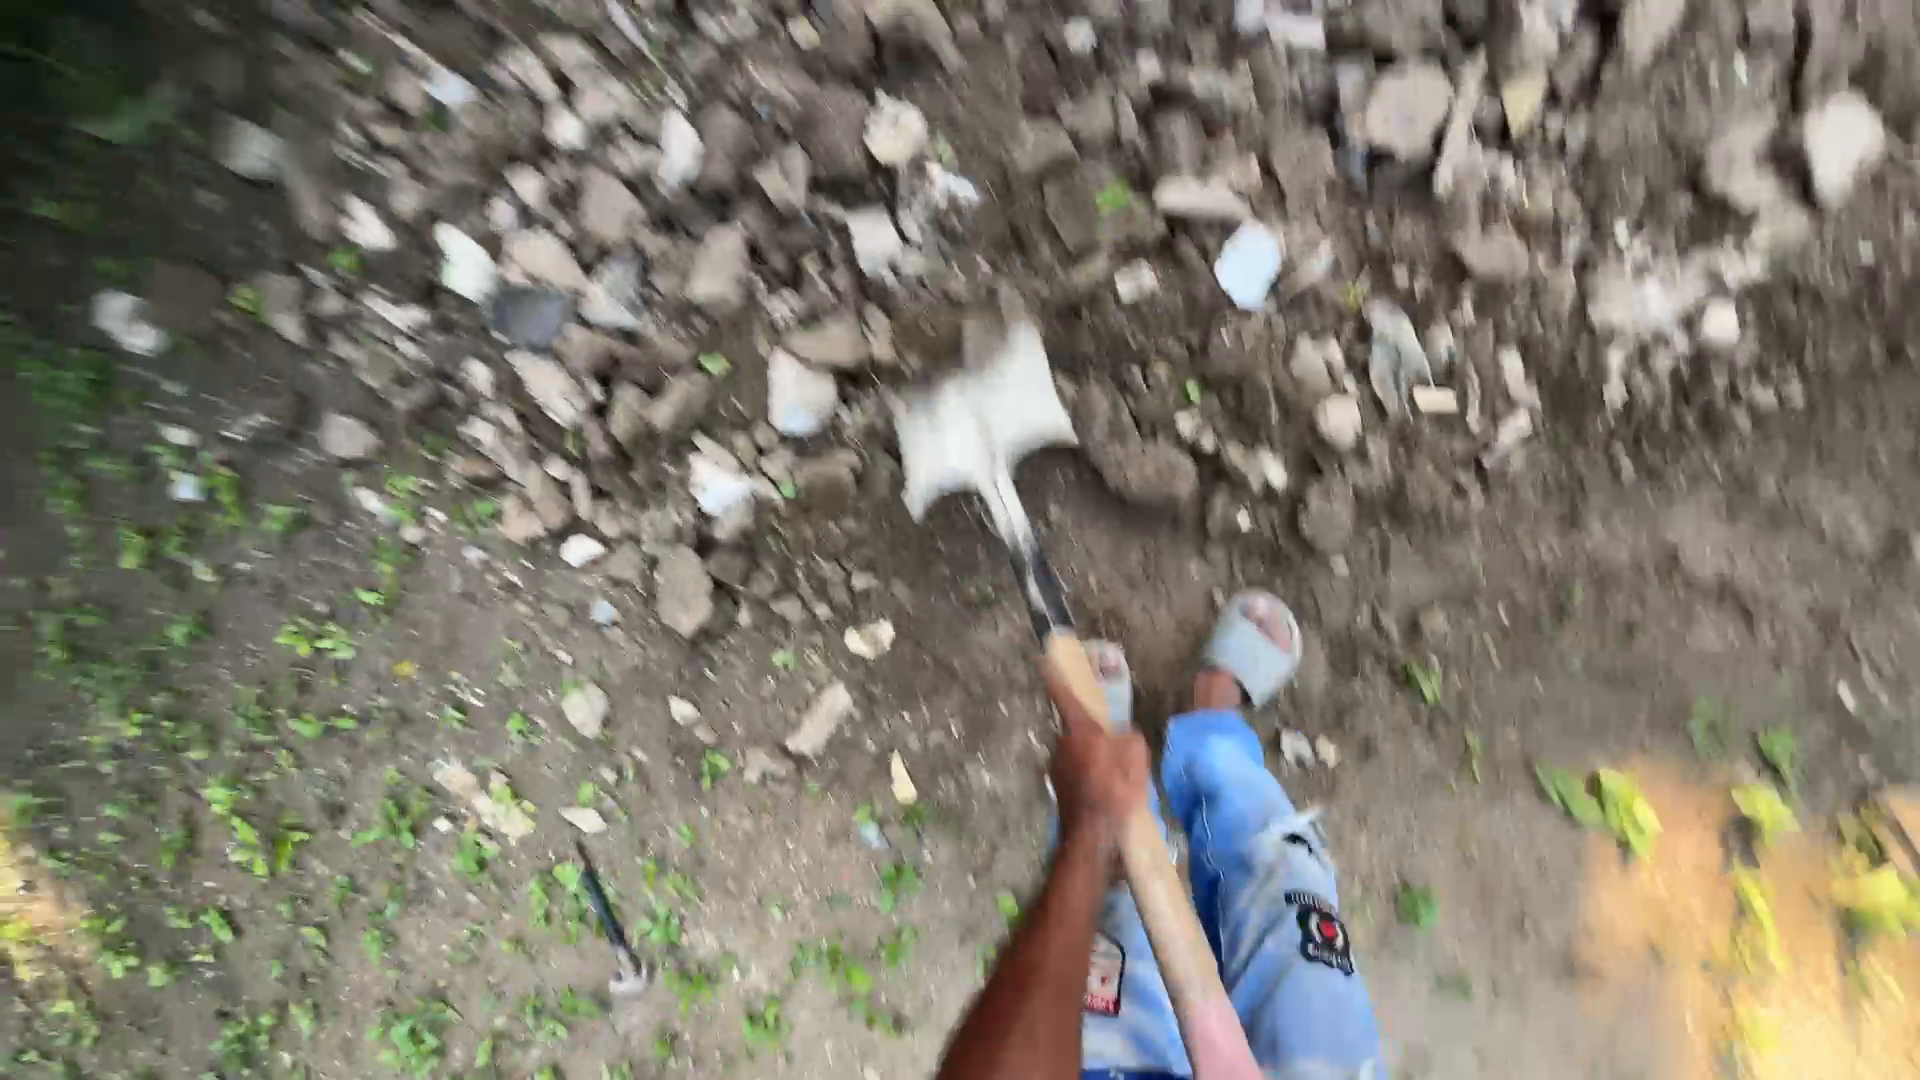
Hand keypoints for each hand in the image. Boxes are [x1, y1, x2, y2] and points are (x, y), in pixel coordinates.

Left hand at [1041, 661, 1149, 849]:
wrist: (1094, 834)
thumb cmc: (1116, 789)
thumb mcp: (1136, 756)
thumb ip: (1129, 736)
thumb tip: (1122, 734)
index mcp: (1080, 729)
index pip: (1064, 695)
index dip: (1054, 675)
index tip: (1042, 659)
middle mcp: (1063, 742)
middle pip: (1078, 727)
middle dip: (1094, 732)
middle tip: (1115, 746)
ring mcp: (1057, 764)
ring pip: (1079, 750)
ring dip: (1093, 756)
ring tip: (1116, 775)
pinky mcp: (1059, 784)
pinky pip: (1077, 769)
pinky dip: (1089, 774)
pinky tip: (1106, 790)